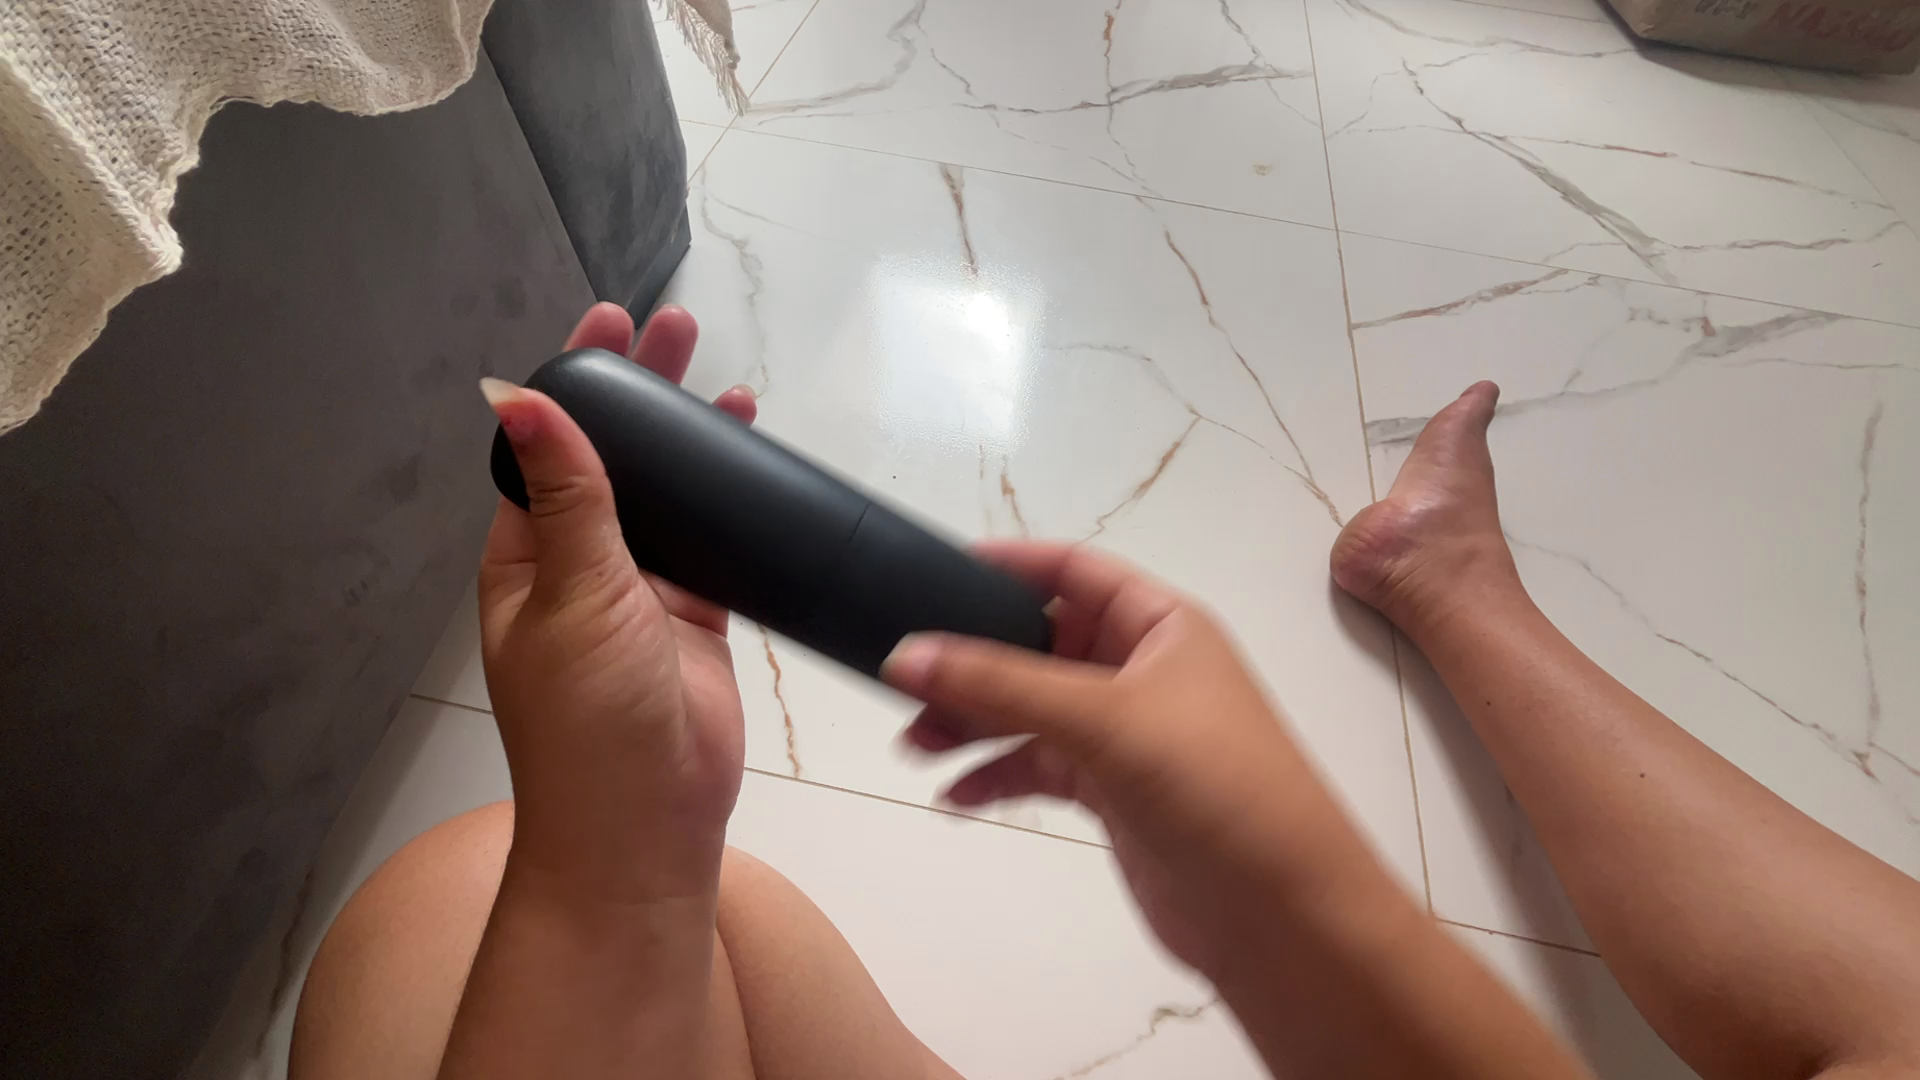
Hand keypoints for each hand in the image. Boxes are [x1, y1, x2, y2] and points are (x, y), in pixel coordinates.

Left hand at [477, 302, 755, 902]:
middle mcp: (585, 564)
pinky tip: (756, 470)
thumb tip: (523, 398)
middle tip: (681, 331)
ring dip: (695, 447)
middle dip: (647, 396)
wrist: (651, 817)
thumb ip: (568, 500)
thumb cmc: (591, 718)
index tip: (610, 325)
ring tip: (734, 391)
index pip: (549, 448)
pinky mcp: (699, 613)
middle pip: (617, 461)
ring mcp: (646, 589)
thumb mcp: (574, 597)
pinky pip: (713, 544)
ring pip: (672, 500)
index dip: (578, 384)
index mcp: (529, 556)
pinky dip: (732, 506)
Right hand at [883, 542, 1390, 974]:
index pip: (1073, 571)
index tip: (940, 570)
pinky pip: (1039, 766)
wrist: (1285, 922)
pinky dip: (998, 773)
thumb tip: (905, 654)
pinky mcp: (1112, 789)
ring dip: (975, 721)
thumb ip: (1000, 685)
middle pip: (1041, 644)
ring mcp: (1124, 732)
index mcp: (1159, 625)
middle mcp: (1140, 669)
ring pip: (1032, 708)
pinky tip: (956, 794)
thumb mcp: (1103, 720)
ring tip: (915, 743)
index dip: (1010, 564)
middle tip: (909, 678)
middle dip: (976, 660)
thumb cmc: (1211, 787)